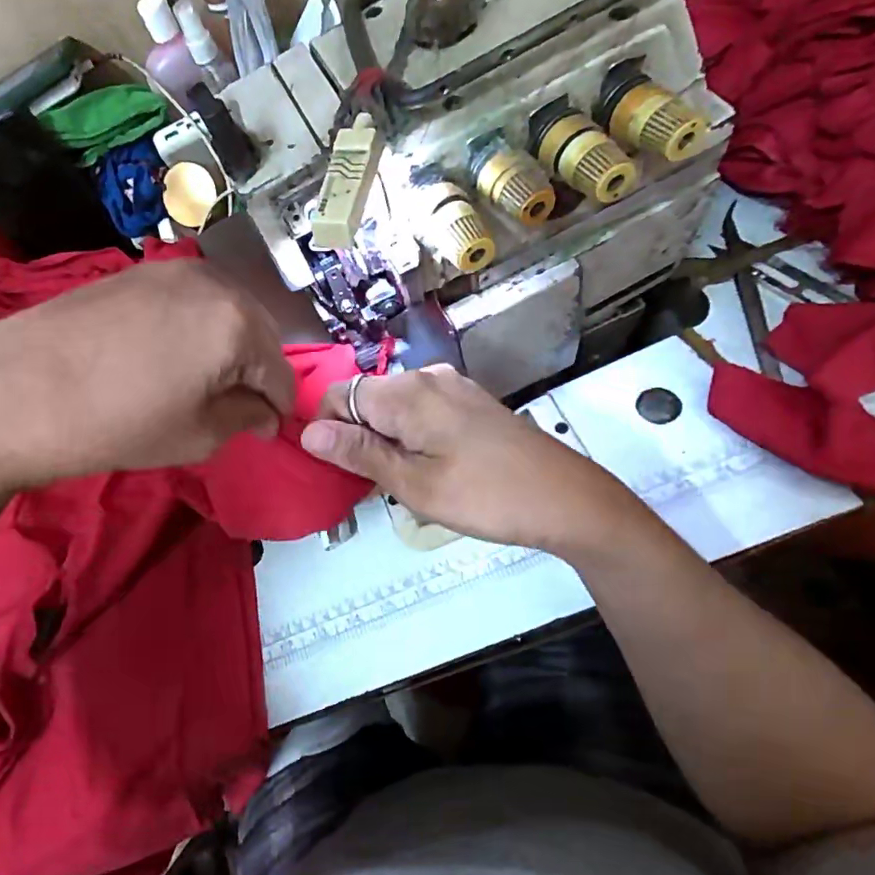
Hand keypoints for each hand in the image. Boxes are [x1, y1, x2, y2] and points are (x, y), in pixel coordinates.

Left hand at [0, 261, 295, 489]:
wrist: (9, 391)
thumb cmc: (114, 424)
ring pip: (225, 313)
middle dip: (254, 372)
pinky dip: (195, 329)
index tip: (263, 432)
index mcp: (238, 323)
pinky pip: (190, 301)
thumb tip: (265, 414)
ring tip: (198, 384)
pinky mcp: (136, 271)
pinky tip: (167, 357)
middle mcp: (214, 283)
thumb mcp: (196, 435)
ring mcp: (172, 270)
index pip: (282, 373)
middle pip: (259, 333)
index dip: (278, 409)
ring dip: (226, 347)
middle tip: (232, 410)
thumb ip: (245, 418)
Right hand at [299, 365, 650, 556]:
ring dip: (386, 439)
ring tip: (407, 481)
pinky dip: (412, 434)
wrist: (566, 498)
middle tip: (377, 485)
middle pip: (367, 398)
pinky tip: (433, 467)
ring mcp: (454, 386)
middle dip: (358, 436)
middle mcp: (427, 376)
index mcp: (407, 392)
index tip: (340, 470)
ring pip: (395, 405)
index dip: (328, 430)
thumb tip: (308, 433)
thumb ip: (359, 454)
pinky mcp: (471, 402)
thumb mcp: (414, 484)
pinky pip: (423, 410)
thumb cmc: (485, 496)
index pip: (339, 395)